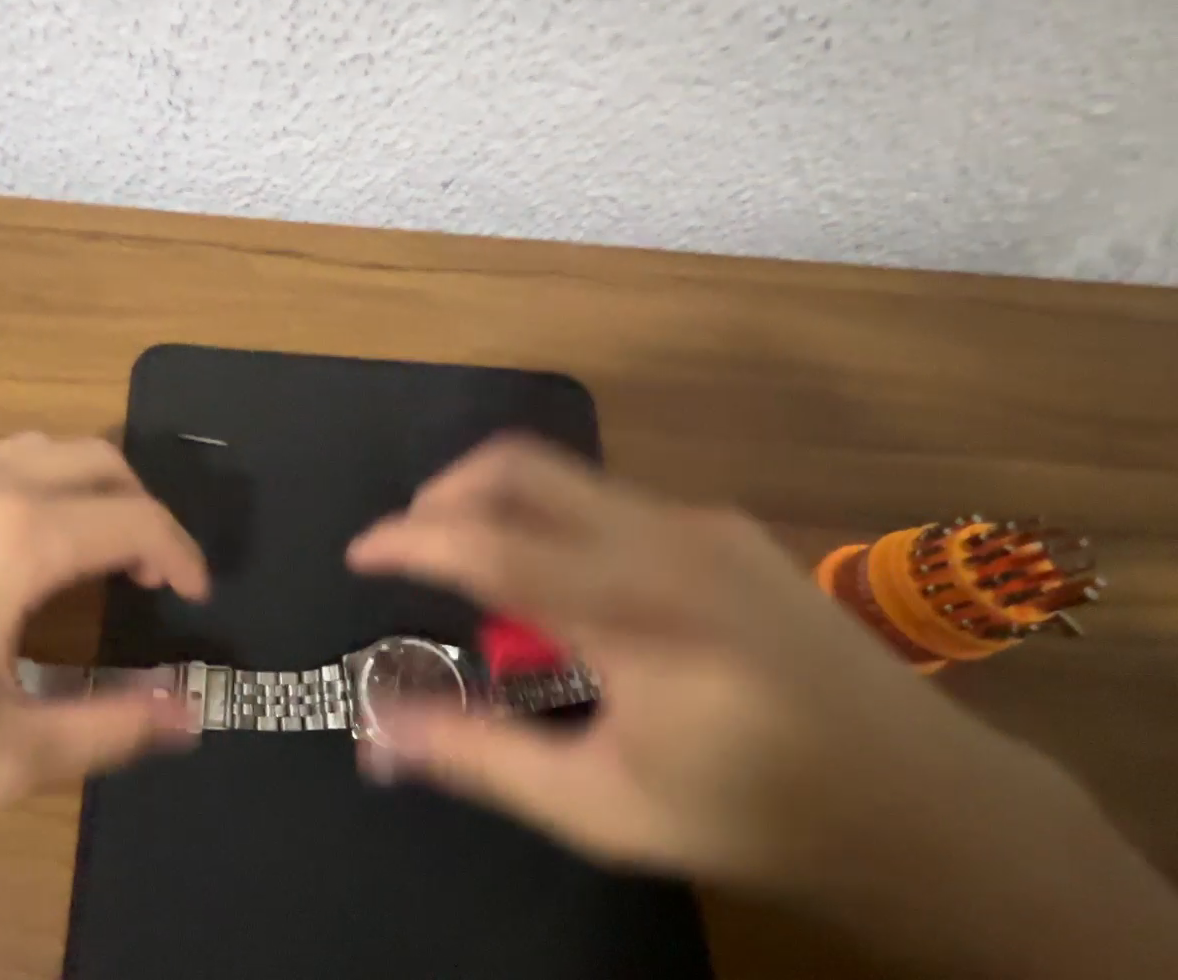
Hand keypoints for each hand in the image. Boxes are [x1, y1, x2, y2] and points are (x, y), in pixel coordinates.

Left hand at [0, 433, 208, 896]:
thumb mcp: (6, 757)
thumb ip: (112, 728)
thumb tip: (190, 716)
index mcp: (18, 540)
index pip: (137, 520)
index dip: (182, 555)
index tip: (198, 599)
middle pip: (97, 461)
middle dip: (143, 510)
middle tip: (157, 576)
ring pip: (41, 450)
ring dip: (89, 490)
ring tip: (99, 558)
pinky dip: (39, 488)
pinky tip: (21, 555)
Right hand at [345, 435, 1080, 891]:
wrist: (928, 806)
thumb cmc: (753, 816)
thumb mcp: (600, 808)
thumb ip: (480, 758)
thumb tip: (378, 737)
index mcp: (641, 617)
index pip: (493, 548)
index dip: (410, 540)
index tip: (358, 554)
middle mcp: (670, 544)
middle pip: (522, 469)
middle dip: (443, 493)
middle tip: (406, 545)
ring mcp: (703, 526)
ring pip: (562, 477)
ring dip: (493, 505)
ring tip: (469, 572)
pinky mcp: (721, 528)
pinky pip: (602, 499)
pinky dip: (545, 520)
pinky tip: (552, 586)